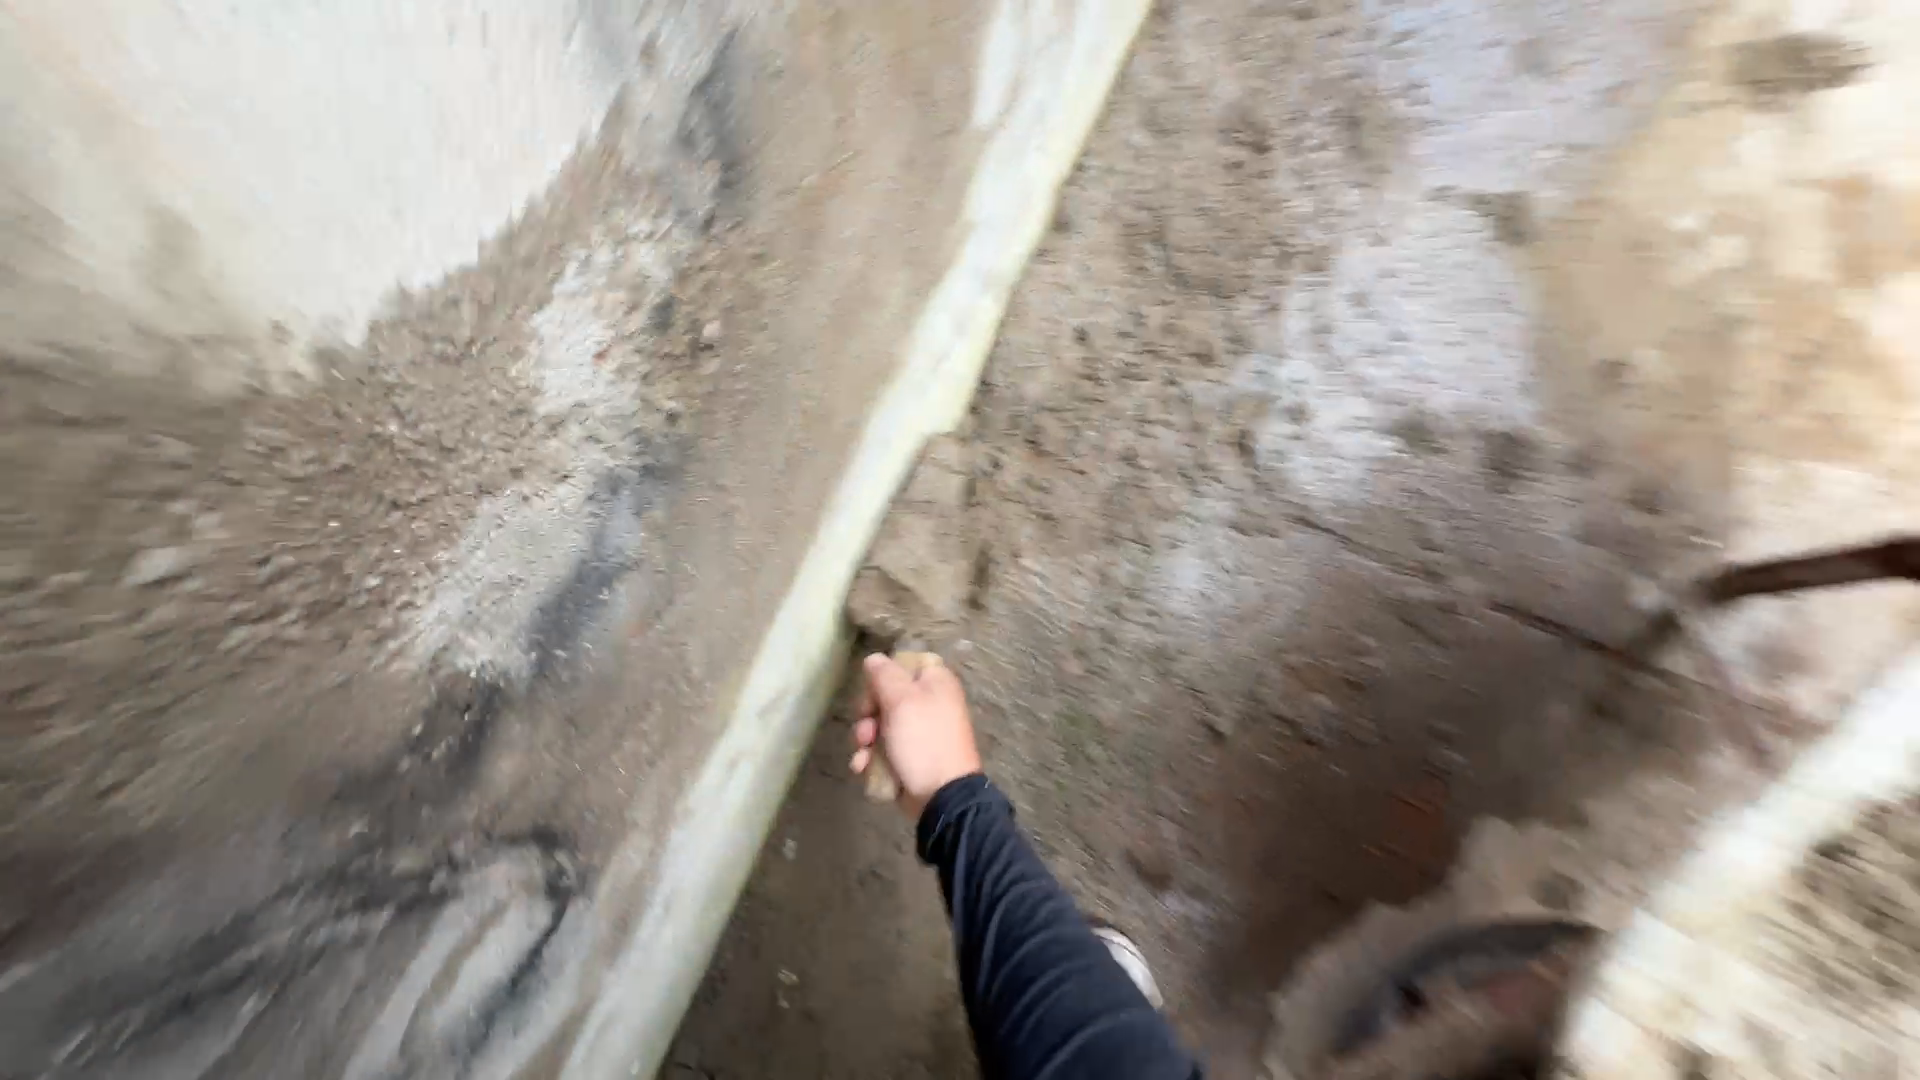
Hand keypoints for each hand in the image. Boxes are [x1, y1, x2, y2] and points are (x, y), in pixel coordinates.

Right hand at [849, 652, 982, 818]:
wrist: (941, 795)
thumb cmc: (923, 740)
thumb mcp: (902, 700)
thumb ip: (884, 675)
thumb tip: (874, 658)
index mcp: (935, 682)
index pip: (903, 664)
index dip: (884, 676)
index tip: (873, 690)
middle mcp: (928, 703)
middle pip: (886, 695)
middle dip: (868, 713)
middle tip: (867, 726)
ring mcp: (918, 732)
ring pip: (880, 724)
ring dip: (865, 738)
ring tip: (864, 750)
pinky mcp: (908, 757)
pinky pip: (883, 749)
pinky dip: (870, 757)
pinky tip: (863, 766)